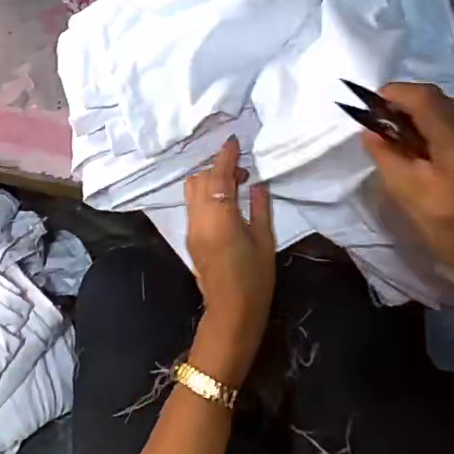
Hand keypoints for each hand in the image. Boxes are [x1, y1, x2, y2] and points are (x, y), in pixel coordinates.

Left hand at [182, 135, 274, 383]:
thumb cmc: (255, 278)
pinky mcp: (189, 237)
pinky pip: (193, 205)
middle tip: (242, 172)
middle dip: (217, 167)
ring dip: (209, 180)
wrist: (231, 312)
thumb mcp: (264, 240)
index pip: (218, 175)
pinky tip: (225, 203)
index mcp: (220, 217)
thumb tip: (256, 182)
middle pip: (199, 179)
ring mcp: (191, 228)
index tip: (234, 141)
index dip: (225, 155)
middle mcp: (199, 218)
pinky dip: (205, 195)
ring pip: (192, 191)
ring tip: (234, 187)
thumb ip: (259, 207)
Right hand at [361, 83, 453, 287]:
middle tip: (384, 120)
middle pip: (438, 99)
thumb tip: (369, 128)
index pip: (427, 101)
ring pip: (449, 103)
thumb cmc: (442, 221)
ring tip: (407, 132)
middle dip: (406, 104)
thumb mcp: (403, 190)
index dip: (397, 94)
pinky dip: (441, 117)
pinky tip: (432, 137)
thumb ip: (385, 154)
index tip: (374, 101)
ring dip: (423, 111)